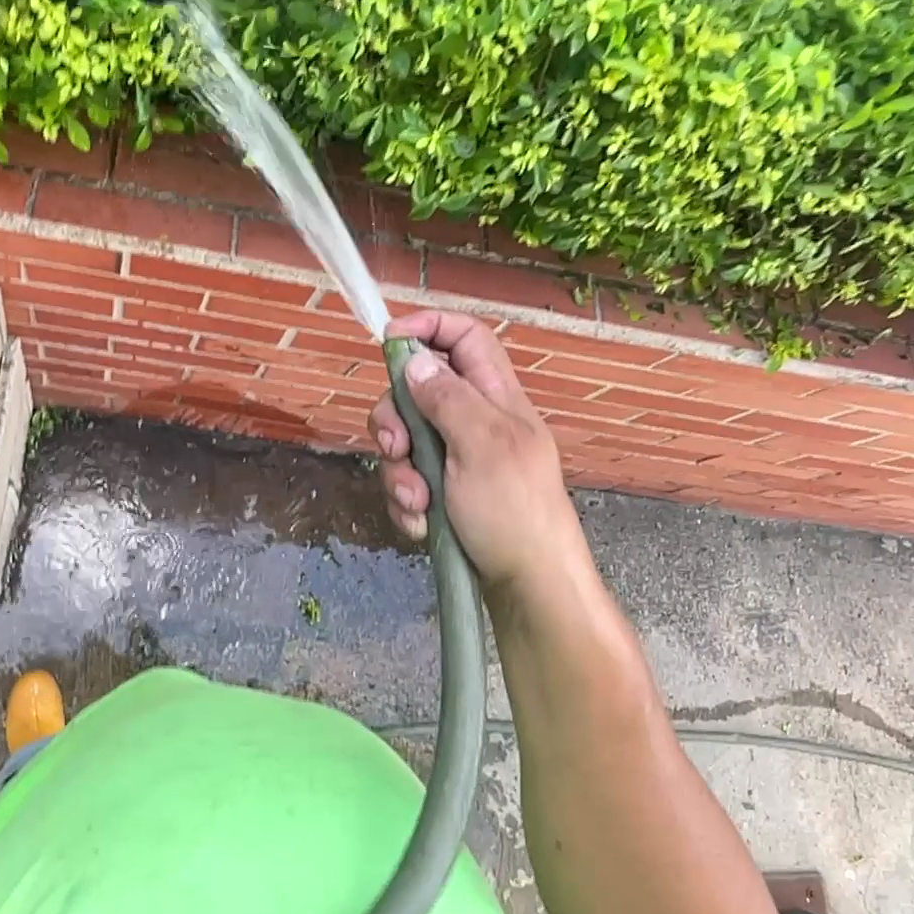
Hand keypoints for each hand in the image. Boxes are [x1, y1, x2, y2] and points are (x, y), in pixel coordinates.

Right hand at [367, 310, 587, 591]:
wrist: (525, 585)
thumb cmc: (513, 510)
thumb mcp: (481, 445)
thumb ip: (447, 398)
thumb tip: (415, 360)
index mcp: (495, 397)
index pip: (464, 337)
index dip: (428, 328)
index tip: (388, 340)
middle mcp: (472, 421)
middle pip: (416, 392)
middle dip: (395, 421)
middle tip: (398, 448)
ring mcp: (455, 460)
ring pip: (403, 443)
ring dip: (399, 474)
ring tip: (418, 504)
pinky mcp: (441, 494)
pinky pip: (405, 482)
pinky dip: (406, 503)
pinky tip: (422, 525)